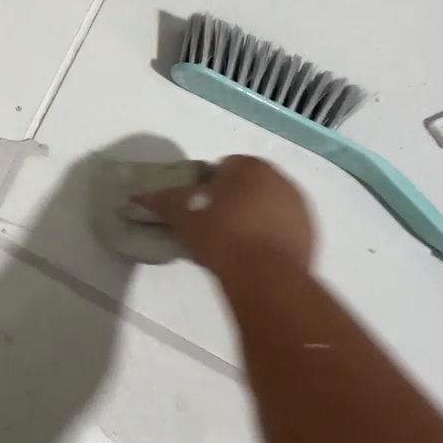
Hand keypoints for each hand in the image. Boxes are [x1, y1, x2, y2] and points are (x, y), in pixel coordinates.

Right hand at [129, 155, 313, 279]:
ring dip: (251, 217)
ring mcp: (300, 207)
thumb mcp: (182, 217)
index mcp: (250, 167)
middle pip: (248, 185)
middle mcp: (281, 179)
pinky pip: (282, 227)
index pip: (223, 166)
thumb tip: (131, 198)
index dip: (207, 185)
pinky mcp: (311, 234)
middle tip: (211, 223)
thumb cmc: (220, 235)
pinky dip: (269, 235)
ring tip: (230, 242)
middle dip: (232, 199)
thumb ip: (160, 202)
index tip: (196, 206)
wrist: (265, 276)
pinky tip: (251, 254)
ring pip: (267, 206)